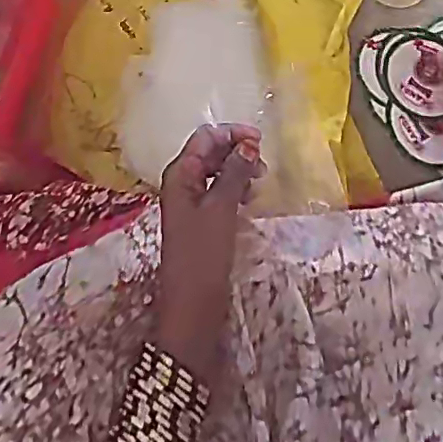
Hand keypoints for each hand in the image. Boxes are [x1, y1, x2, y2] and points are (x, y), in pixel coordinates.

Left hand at [155, 123, 262, 377]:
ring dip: (238, 169)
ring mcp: (190, 201)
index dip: (232, 133)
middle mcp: (182, 182)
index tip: (260, 141)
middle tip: (262, 165)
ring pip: (216, 171)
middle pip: (210, 151)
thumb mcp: (222, 208)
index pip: (205, 136)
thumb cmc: (203, 254)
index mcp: (180, 174)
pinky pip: (218, 190)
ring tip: (258, 182)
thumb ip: (234, 172)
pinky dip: (234, 187)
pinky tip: (249, 199)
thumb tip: (248, 144)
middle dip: (236, 150)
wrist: (192, 308)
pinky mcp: (200, 219)